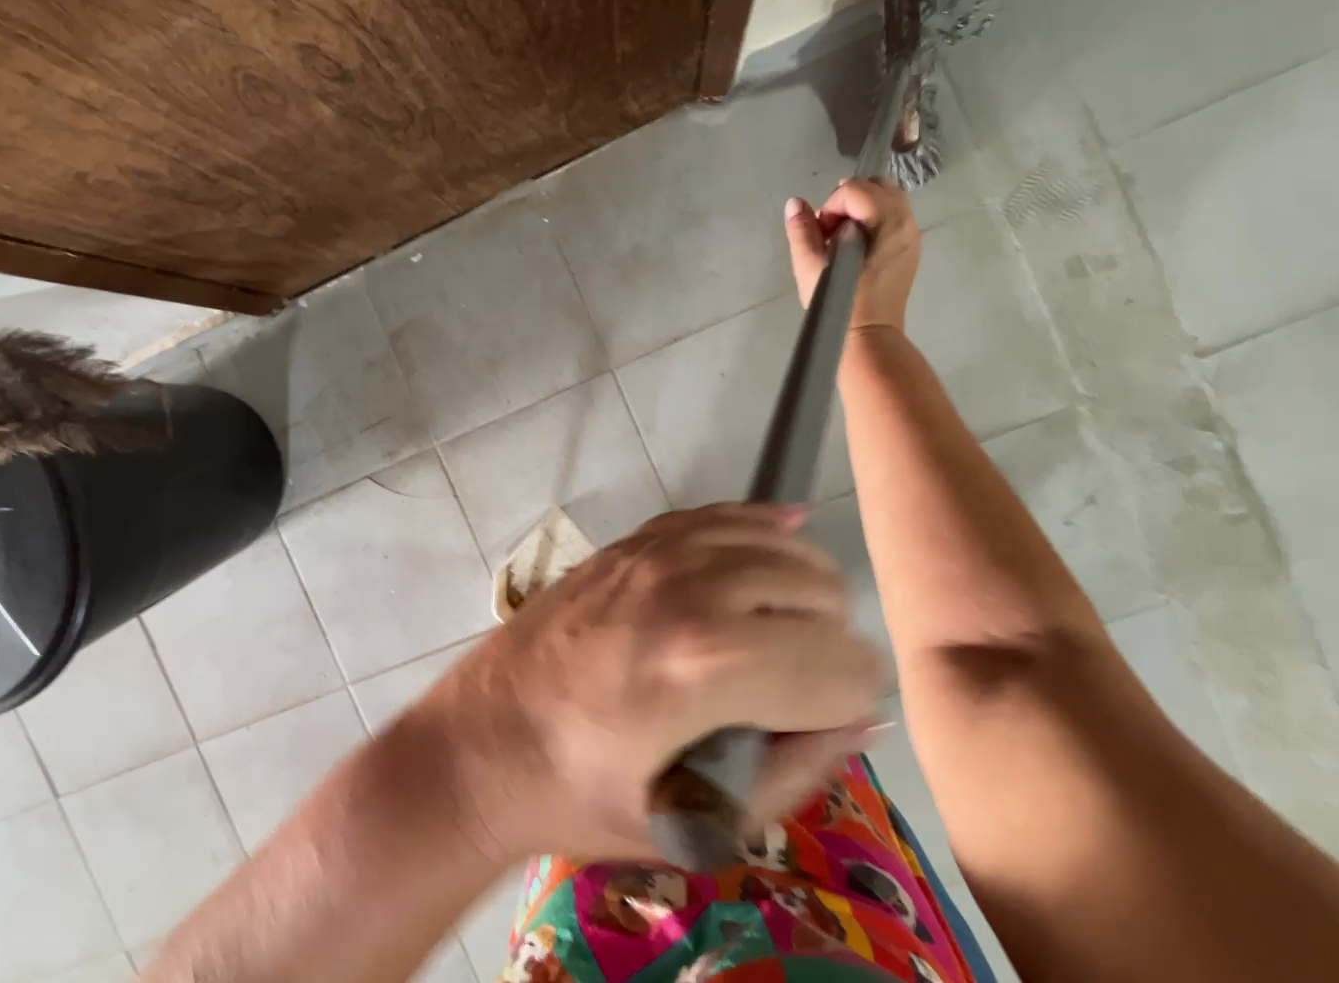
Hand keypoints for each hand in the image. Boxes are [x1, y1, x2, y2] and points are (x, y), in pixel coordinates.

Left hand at [415, 503, 883, 861]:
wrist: (479, 744)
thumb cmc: (578, 796)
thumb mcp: (694, 824)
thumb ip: (793, 773)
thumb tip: (860, 718)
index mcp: (707, 666)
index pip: (846, 666)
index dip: (850, 703)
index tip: (820, 727)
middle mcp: (691, 589)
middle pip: (823, 595)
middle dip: (830, 647)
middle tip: (797, 688)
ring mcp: (656, 554)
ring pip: (785, 546)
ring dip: (804, 592)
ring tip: (785, 635)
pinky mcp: (632, 541)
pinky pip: (723, 515)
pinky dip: (760, 531)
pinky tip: (776, 543)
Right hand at [784, 177, 922, 332]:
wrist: (869, 337)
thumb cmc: (840, 303)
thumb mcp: (811, 267)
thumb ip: (802, 231)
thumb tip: (796, 203)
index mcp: (886, 222)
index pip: (854, 190)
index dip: (831, 206)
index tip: (820, 234)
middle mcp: (906, 222)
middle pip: (876, 186)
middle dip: (848, 200)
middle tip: (829, 230)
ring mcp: (912, 235)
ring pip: (887, 199)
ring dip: (861, 208)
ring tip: (841, 237)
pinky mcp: (910, 248)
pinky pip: (893, 216)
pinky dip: (873, 219)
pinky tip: (856, 245)